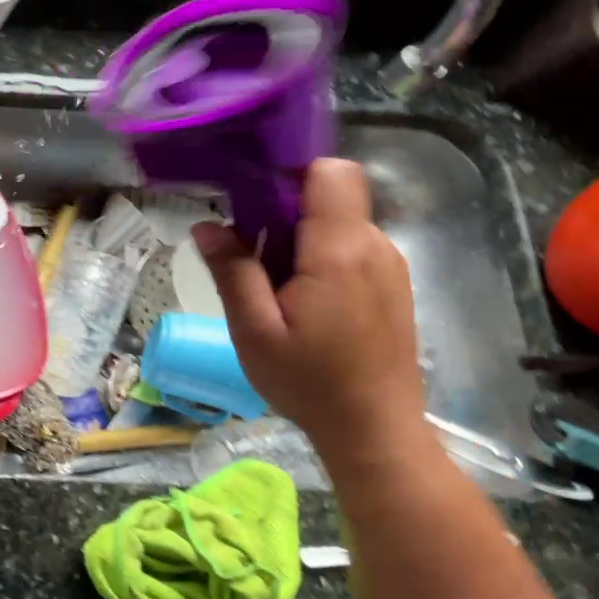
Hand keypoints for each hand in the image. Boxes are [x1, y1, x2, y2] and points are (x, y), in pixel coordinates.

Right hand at [190, 158, 429, 457]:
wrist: (373, 426)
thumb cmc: (306, 380)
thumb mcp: (252, 329)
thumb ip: (232, 271)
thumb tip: (207, 225)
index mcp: (339, 251)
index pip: (330, 172)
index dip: (289, 173)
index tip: (247, 201)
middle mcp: (373, 246)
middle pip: (329, 198)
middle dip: (282, 215)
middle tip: (244, 260)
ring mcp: (388, 265)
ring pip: (338, 225)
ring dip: (298, 241)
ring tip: (268, 291)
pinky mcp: (390, 285)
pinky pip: (350, 250)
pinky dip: (317, 261)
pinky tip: (297, 304)